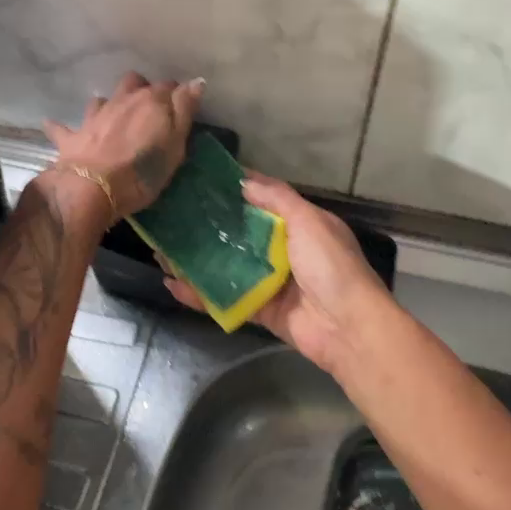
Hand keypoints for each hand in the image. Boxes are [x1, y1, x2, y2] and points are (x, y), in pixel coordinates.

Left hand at [43, 71, 202, 221]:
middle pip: (133, 82)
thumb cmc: (142, 171)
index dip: (176, 95)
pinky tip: (53, 125)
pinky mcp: (72, 136)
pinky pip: (61, 127)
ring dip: (108, 104)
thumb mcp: (175, 145)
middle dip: (141, 89)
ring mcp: (94, 116)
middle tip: (148, 108)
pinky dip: (58, 126)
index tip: (180, 107)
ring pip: (102, 99)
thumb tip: (196, 80)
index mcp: (150, 101)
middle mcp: (121, 100)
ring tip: (112, 116)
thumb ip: (184, 111)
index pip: (169, 86)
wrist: (91, 188)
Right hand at [162, 171, 392, 370]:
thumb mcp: (309, 221)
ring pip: (228, 266)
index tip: (201, 181)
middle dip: (209, 227)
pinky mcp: (259, 310)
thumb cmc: (331, 266)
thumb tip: (243, 181)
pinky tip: (173, 285)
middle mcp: (284, 250)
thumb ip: (277, 199)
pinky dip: (199, 294)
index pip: (264, 201)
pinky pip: (225, 298)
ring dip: (198, 260)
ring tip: (163, 250)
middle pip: (240, 235)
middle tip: (172, 216)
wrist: (347, 328)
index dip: (235, 191)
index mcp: (301, 225)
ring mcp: (270, 282)